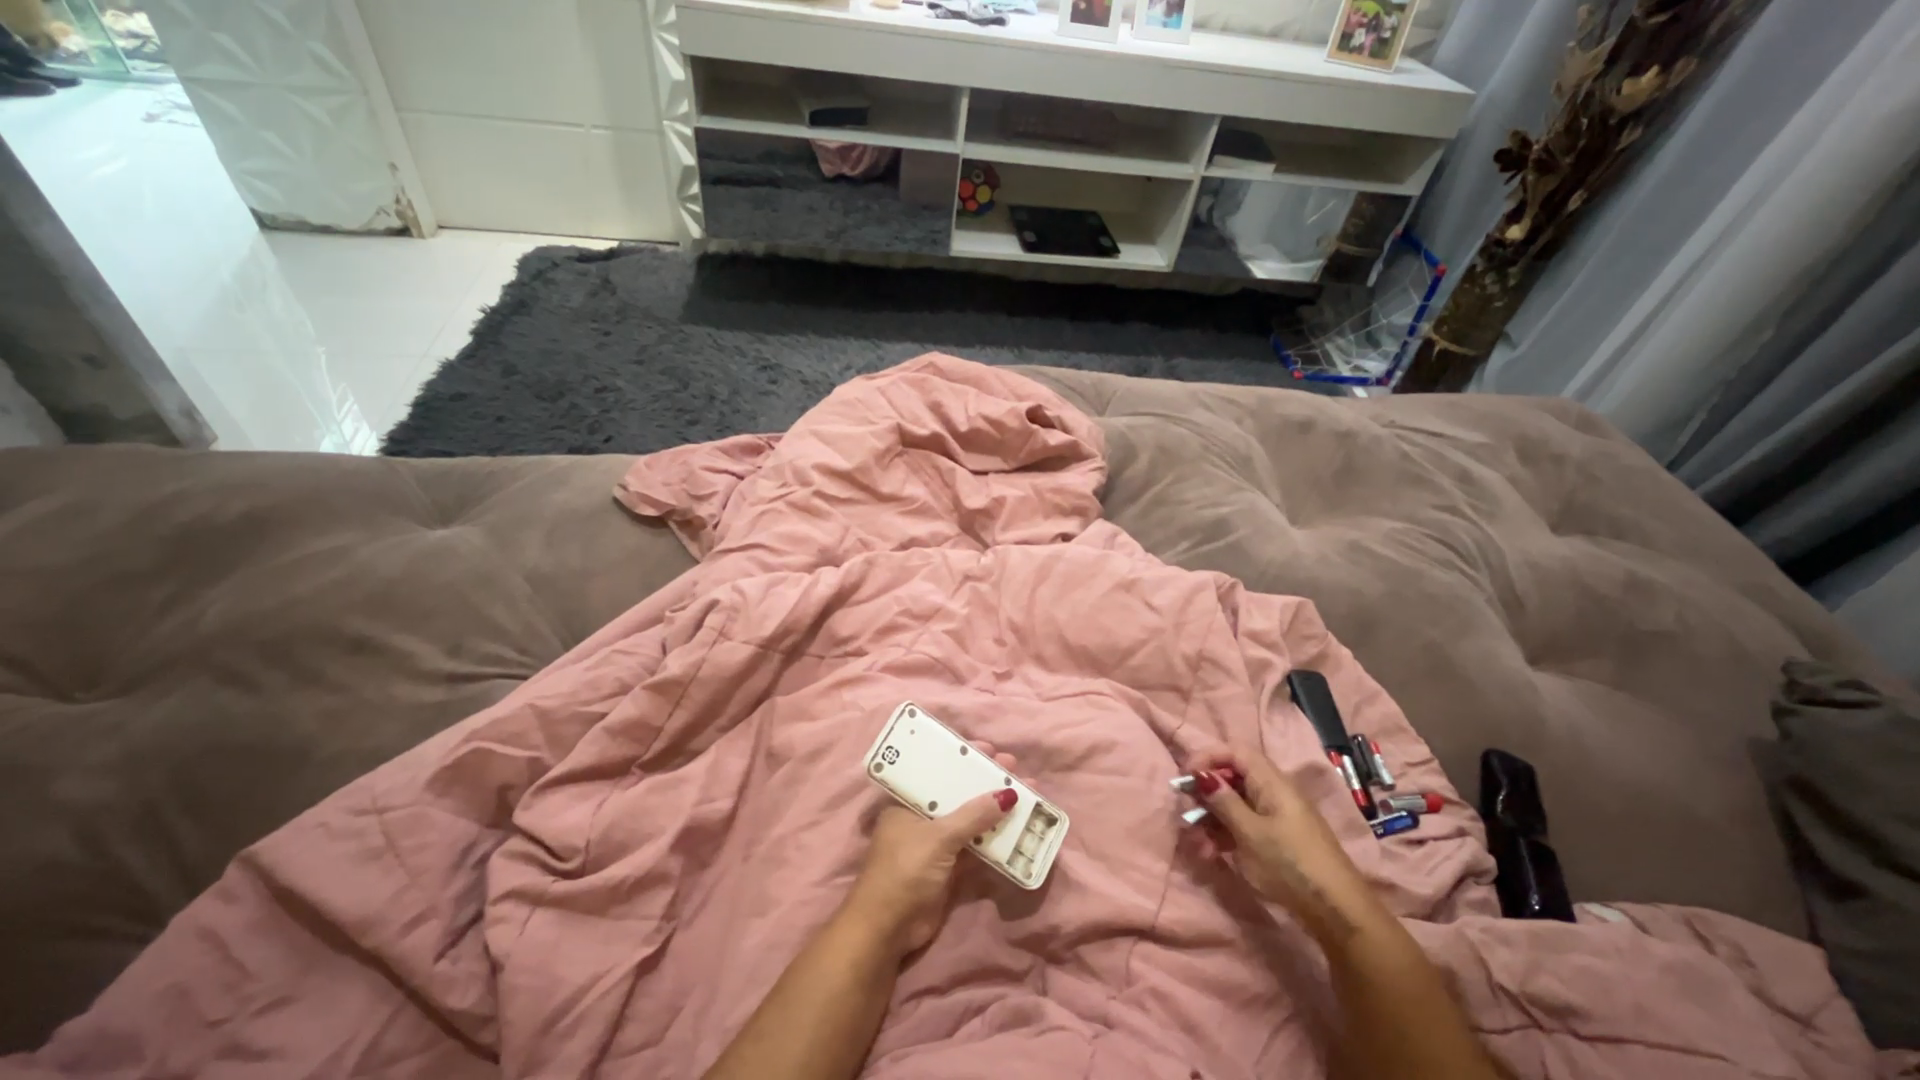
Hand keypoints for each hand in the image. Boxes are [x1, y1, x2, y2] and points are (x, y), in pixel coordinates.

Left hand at [846, 745, 1020, 954]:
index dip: (963, 758)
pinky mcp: (949, 869)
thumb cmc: (903, 872)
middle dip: (986, 783)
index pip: (938, 771)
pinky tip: (1019, 830)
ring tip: (1027, 794)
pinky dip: (996, 840)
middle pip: (959, 795)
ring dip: (996, 811)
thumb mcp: (938, 838)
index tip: (990, 750)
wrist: (887, 930)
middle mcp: (921, 819)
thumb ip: (973, 816)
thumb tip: (1008, 795)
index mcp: (907, 803)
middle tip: (1015, 769)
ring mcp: (936, 845)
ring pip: (971, 821)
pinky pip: (977, 848)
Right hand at [1186, 750, 1377, 942]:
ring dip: (1210, 822)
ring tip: (1199, 848)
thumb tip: (1200, 774)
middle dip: (1205, 796)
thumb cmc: (1290, 863)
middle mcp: (1272, 793)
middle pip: (1232, 779)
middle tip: (1186, 817)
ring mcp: (1274, 817)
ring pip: (1233, 806)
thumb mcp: (1250, 833)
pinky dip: (1224, 836)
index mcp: (1271, 782)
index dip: (1207, 758)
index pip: (1235, 752)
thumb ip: (1223, 802)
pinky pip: (1242, 826)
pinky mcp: (1274, 840)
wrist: (1335, 908)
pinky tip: (1212, 855)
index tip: (1184, 778)